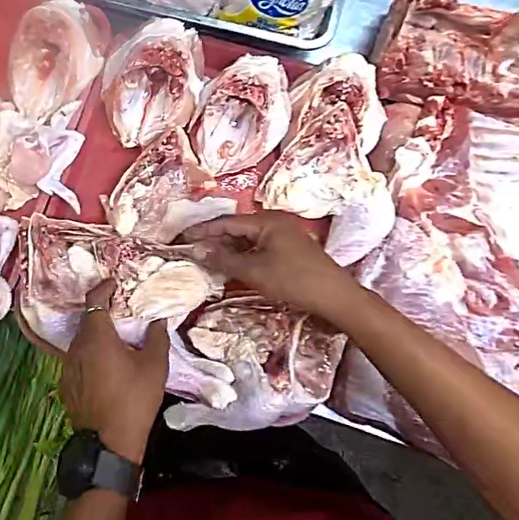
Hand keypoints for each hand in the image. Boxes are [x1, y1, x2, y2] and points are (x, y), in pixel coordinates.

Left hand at [58, 281, 166, 463]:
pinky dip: (90, 356)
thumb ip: (157, 337)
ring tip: (116, 341)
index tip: (114, 284)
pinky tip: (105, 367)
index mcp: (96, 337)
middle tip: (121, 312)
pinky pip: (77, 360)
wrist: (110, 442)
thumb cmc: (134, 400)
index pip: (94, 300)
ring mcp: (67, 366)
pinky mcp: (65, 383)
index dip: (103, 288)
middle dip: (102, 313)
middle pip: (87, 321)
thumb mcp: (155, 367)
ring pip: (81, 341)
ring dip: (96, 336)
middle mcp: (76, 346)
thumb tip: (158, 321)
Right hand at [182, 211, 362, 321]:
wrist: (336, 298)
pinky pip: (258, 248)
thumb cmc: (294, 280)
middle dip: (214, 240)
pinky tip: (232, 268)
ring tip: (208, 261)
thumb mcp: (253, 271)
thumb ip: (222, 259)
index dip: (202, 231)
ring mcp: (284, 236)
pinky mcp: (290, 250)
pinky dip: (243, 256)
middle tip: (192, 250)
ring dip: (228, 250)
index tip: (182, 239)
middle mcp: (275, 222)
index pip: (226, 222)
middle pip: (237, 228)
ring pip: (247, 240)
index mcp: (266, 221)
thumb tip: (196, 250)